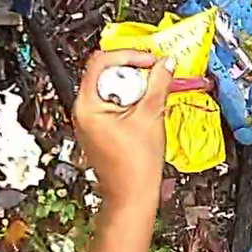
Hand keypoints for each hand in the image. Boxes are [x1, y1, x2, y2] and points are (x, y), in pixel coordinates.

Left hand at [73, 50, 172, 209]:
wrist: (133, 194)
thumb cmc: (134, 166)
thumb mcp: (151, 116)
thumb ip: (159, 84)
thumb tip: (166, 63)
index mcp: (88, 104)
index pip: (102, 62)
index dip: (130, 56)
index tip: (151, 61)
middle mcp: (85, 110)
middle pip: (109, 74)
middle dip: (136, 74)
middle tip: (156, 81)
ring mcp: (94, 119)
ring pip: (116, 89)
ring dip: (139, 89)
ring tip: (154, 100)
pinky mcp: (104, 127)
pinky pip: (119, 104)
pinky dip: (136, 102)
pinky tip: (149, 112)